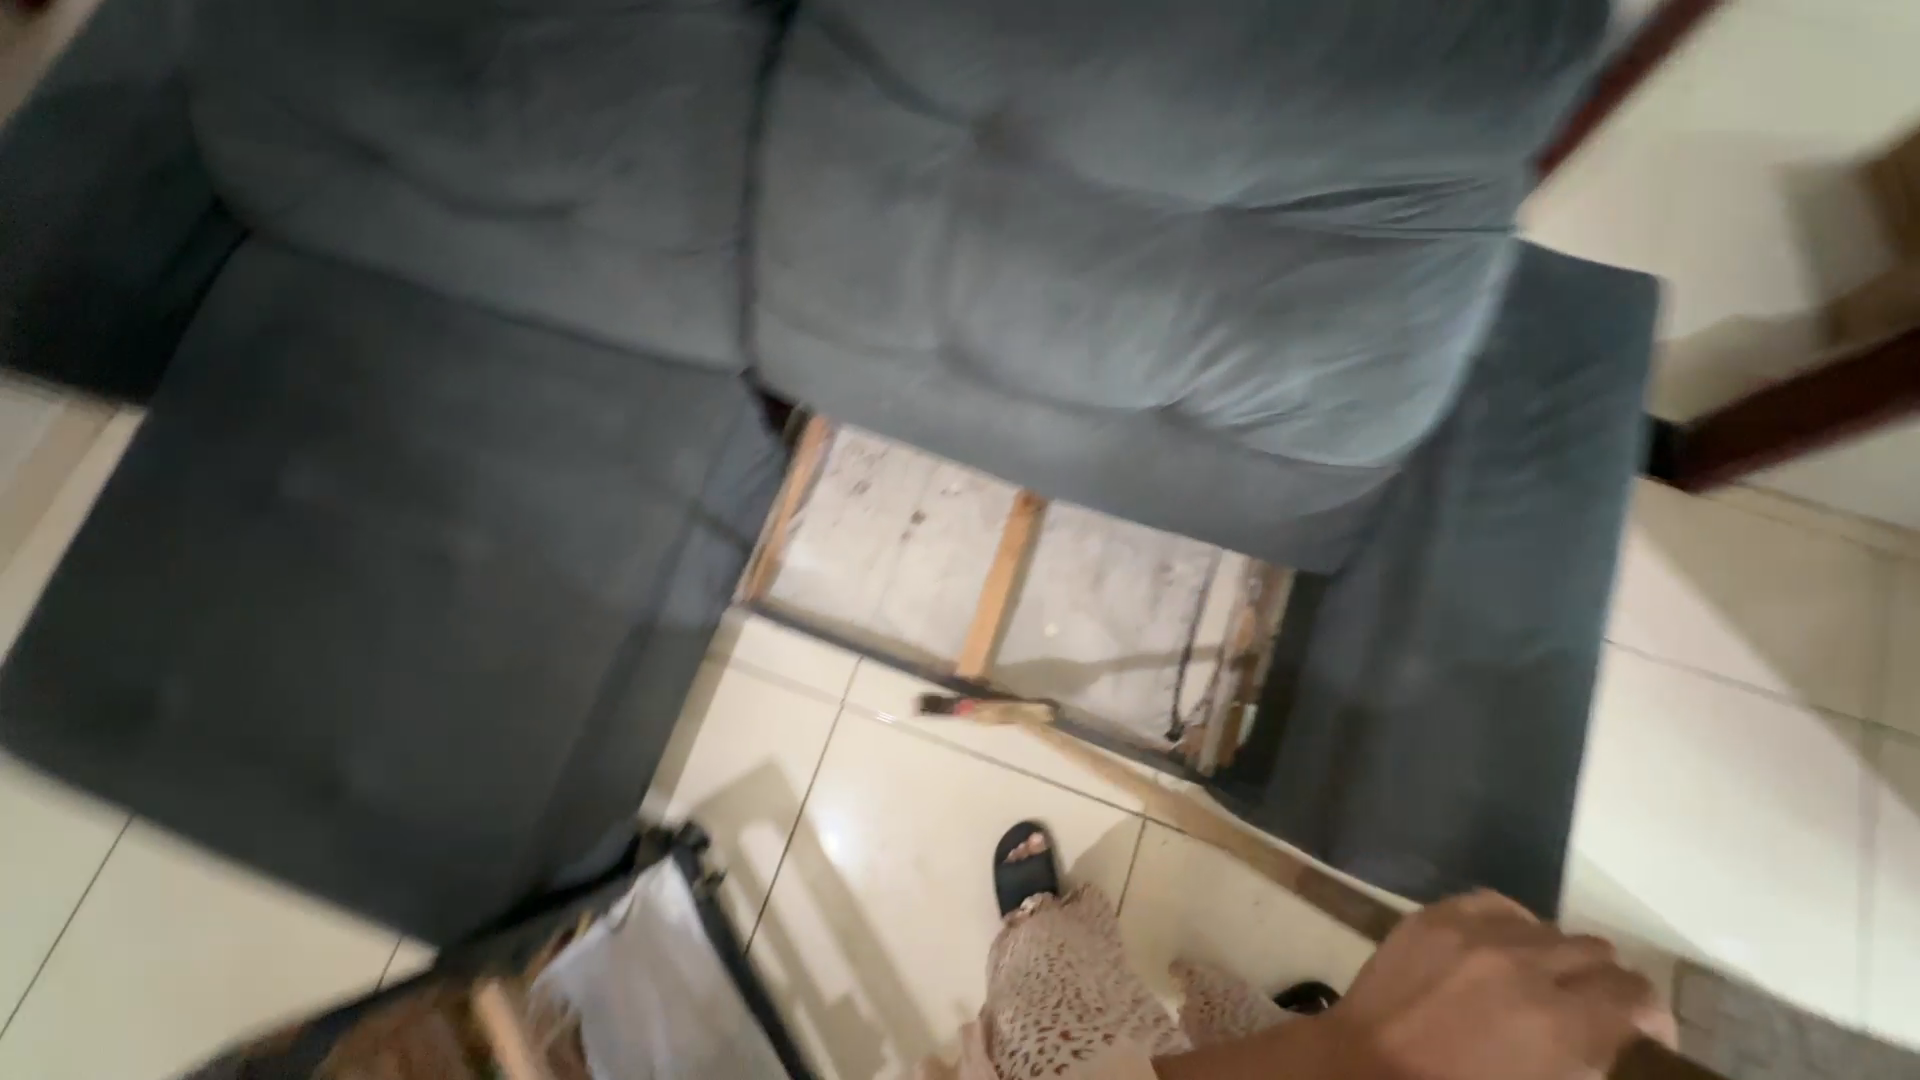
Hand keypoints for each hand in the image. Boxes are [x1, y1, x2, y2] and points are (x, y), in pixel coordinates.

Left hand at [1328, 890, 1676, 1079]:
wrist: (1369, 1065)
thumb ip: (1586, 1057)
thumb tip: (1613, 1035)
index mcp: (1559, 1022)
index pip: (1635, 994)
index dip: (1649, 1015)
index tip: (1643, 1033)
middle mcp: (1521, 965)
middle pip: (1595, 952)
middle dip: (1606, 982)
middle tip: (1593, 1007)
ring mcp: (1471, 932)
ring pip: (1546, 925)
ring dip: (1557, 953)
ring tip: (1543, 978)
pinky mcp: (1431, 916)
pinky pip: (1491, 903)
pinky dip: (1509, 923)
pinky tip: (1505, 945)